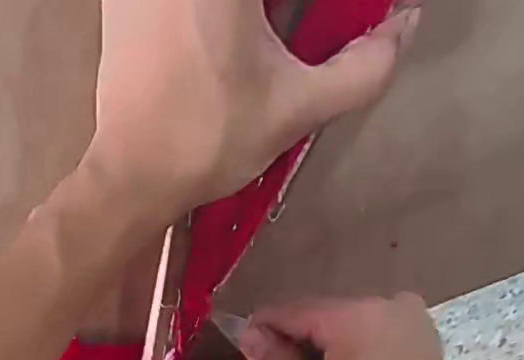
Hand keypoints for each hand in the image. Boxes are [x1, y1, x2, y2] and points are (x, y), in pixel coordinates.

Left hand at [82, 0, 418, 220]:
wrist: (129, 179)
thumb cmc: (206, 143)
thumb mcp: (293, 110)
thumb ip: (361, 68)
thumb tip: (406, 24)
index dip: (294, 11)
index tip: (298, 31)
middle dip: (271, 12)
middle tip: (276, 33)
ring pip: (217, 1)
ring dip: (245, 16)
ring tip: (257, 37)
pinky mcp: (117, 0)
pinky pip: (167, 2)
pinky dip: (199, 13)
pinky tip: (215, 42)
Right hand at [239, 294, 469, 359]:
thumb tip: (249, 334)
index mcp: (356, 318)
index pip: (291, 310)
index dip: (261, 329)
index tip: (245, 352)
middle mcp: (389, 303)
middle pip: (321, 312)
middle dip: (294, 338)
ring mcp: (412, 315)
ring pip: (345, 320)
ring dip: (322, 343)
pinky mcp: (424, 333)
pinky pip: (371, 329)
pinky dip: (351, 346)